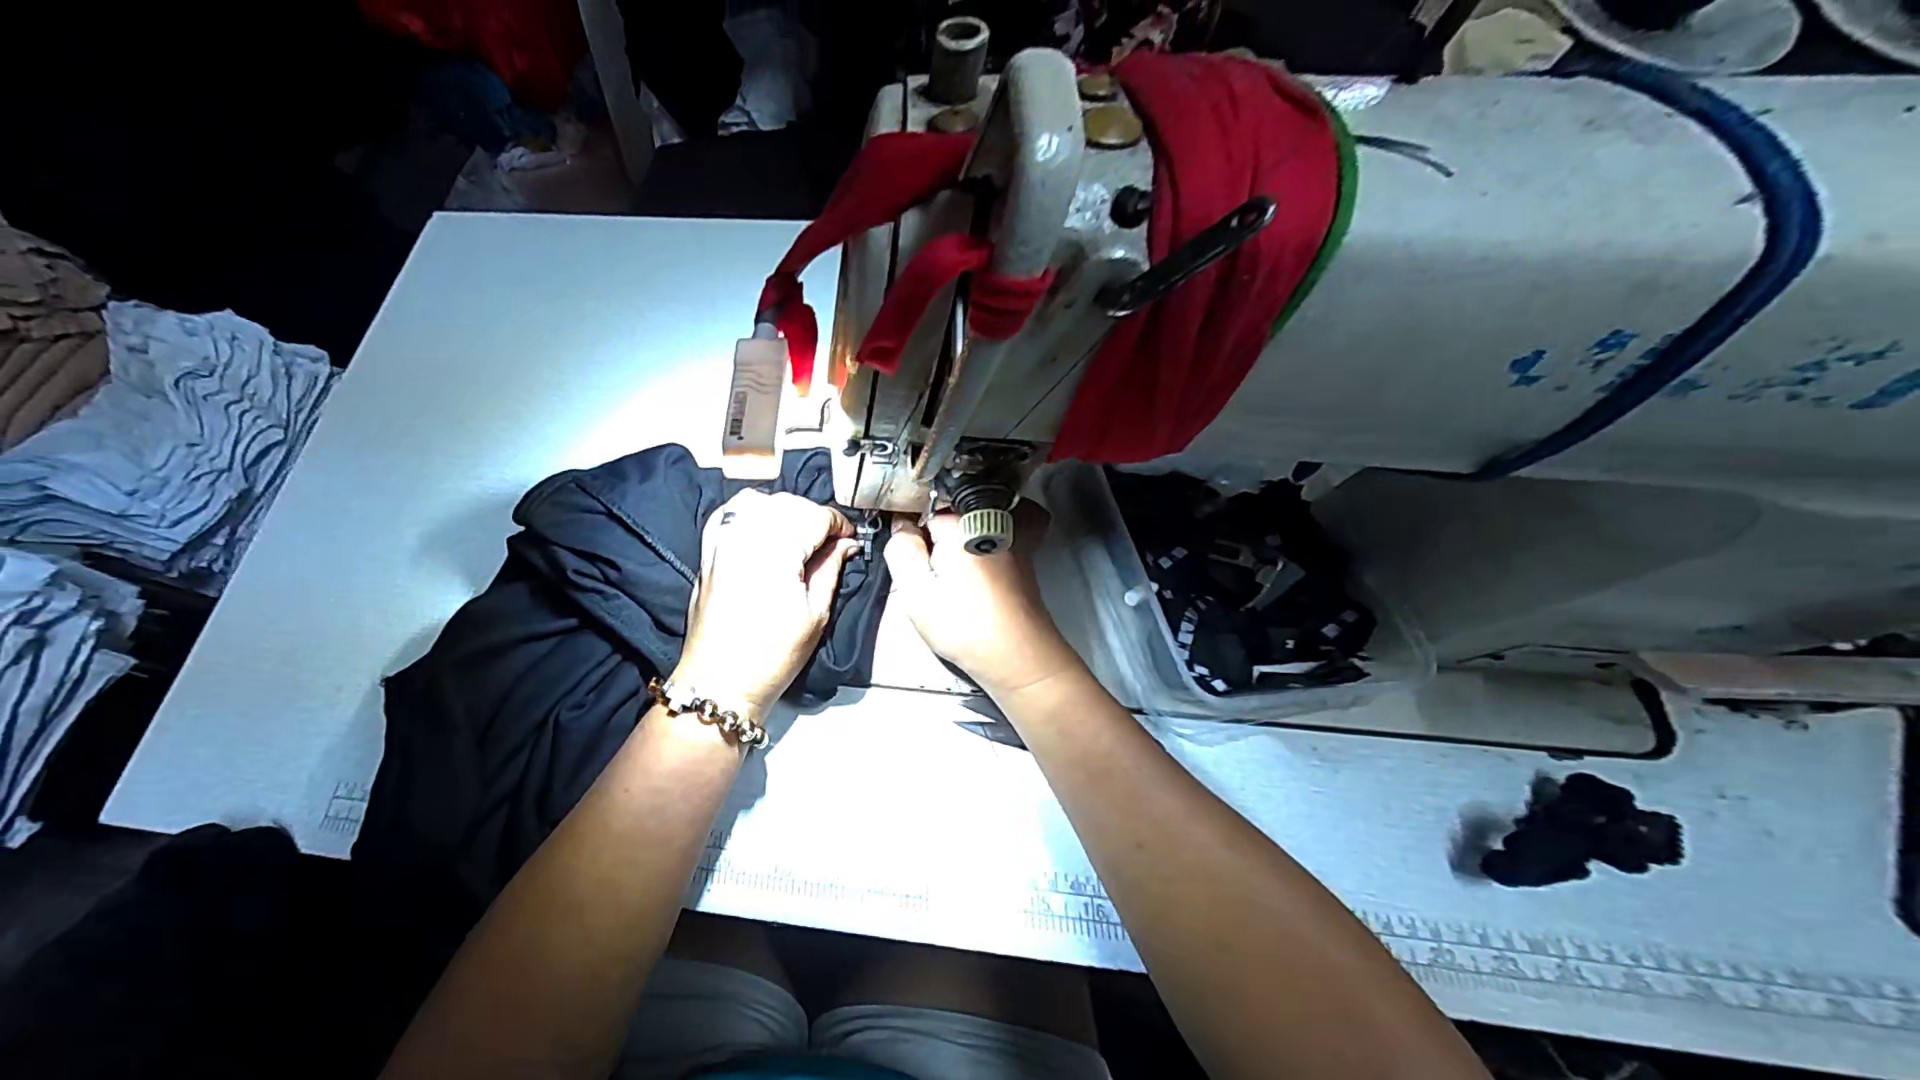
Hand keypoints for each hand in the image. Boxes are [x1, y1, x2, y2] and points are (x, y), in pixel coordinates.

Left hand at [674, 490, 860, 719]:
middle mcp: (745, 538)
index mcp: (776, 552)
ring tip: (800, 536)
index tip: (850, 539)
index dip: (839, 524)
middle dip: (815, 517)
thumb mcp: (816, 614)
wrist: (719, 681)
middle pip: (790, 504)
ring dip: (786, 511)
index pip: (816, 515)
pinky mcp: (708, 551)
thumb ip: (831, 568)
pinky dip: (752, 511)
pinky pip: (731, 512)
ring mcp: (722, 542)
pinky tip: (767, 527)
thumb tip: (846, 544)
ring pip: (761, 501)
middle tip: (831, 543)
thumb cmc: (769, 657)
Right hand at [883, 503, 1082, 697]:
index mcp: (961, 523)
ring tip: (956, 582)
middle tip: (934, 575)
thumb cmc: (970, 629)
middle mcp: (991, 520)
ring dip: (961, 547)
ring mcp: (1012, 536)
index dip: (911, 534)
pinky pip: (993, 539)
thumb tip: (901, 527)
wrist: (1019, 656)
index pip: (922, 511)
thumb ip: (901, 551)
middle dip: (937, 539)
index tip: (911, 558)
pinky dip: (982, 554)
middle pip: (949, 515)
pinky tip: (977, 581)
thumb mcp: (916, 593)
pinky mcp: (1023, 554)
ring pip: (972, 526)